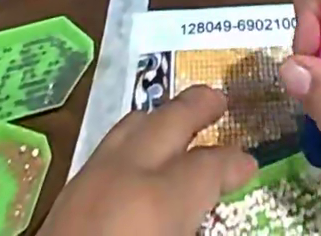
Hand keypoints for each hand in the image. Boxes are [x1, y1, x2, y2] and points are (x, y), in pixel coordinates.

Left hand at [39, 85, 256, 235]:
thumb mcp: (169, 232)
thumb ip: (192, 225)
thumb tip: (201, 217)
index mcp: (158, 201)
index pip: (207, 168)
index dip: (233, 164)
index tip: (251, 162)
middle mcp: (126, 174)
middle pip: (169, 122)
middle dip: (197, 107)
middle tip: (220, 99)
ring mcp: (93, 176)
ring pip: (134, 124)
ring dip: (163, 116)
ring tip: (182, 115)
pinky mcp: (70, 189)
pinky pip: (110, 144)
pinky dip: (134, 135)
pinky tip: (139, 148)